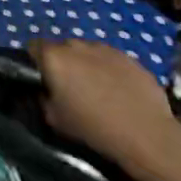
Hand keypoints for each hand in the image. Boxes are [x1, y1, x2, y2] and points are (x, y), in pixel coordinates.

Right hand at [29, 39, 180, 179]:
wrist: (147, 136)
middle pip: (61, 47)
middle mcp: (75, 44)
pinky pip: (110, 59)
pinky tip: (120, 91)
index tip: (44, 80)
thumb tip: (45, 91)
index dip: (37, 63)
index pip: (33, 47)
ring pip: (87, 51)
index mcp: (54, 57)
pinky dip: (109, 70)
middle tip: (71, 86)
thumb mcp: (55, 120)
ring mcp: (104, 47)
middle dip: (63, 62)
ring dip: (86, 64)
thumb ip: (44, 98)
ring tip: (98, 88)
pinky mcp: (128, 56)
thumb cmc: (95, 129)